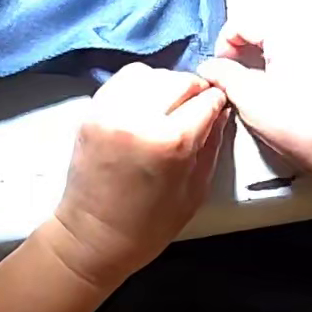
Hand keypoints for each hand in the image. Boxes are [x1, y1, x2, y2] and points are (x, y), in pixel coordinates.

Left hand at [46, 64, 229, 290]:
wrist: (91, 237)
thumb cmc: (148, 225)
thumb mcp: (195, 191)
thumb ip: (211, 145)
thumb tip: (220, 112)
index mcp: (171, 142)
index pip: (206, 100)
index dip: (217, 102)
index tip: (217, 107)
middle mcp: (139, 118)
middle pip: (179, 80)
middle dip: (194, 89)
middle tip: (195, 106)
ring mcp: (110, 111)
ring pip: (150, 74)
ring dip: (165, 84)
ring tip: (168, 105)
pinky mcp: (91, 111)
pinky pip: (122, 80)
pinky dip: (139, 85)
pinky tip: (145, 104)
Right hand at [197, 13, 311, 192]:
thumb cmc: (310, 127)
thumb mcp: (251, 99)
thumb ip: (223, 76)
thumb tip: (210, 68)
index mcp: (292, 24)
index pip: (241, 21)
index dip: (223, 47)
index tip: (221, 72)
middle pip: (266, 20)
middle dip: (247, 46)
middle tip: (240, 76)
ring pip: (289, 30)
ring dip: (269, 50)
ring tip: (264, 82)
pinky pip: (310, 41)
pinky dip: (293, 54)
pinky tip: (290, 85)